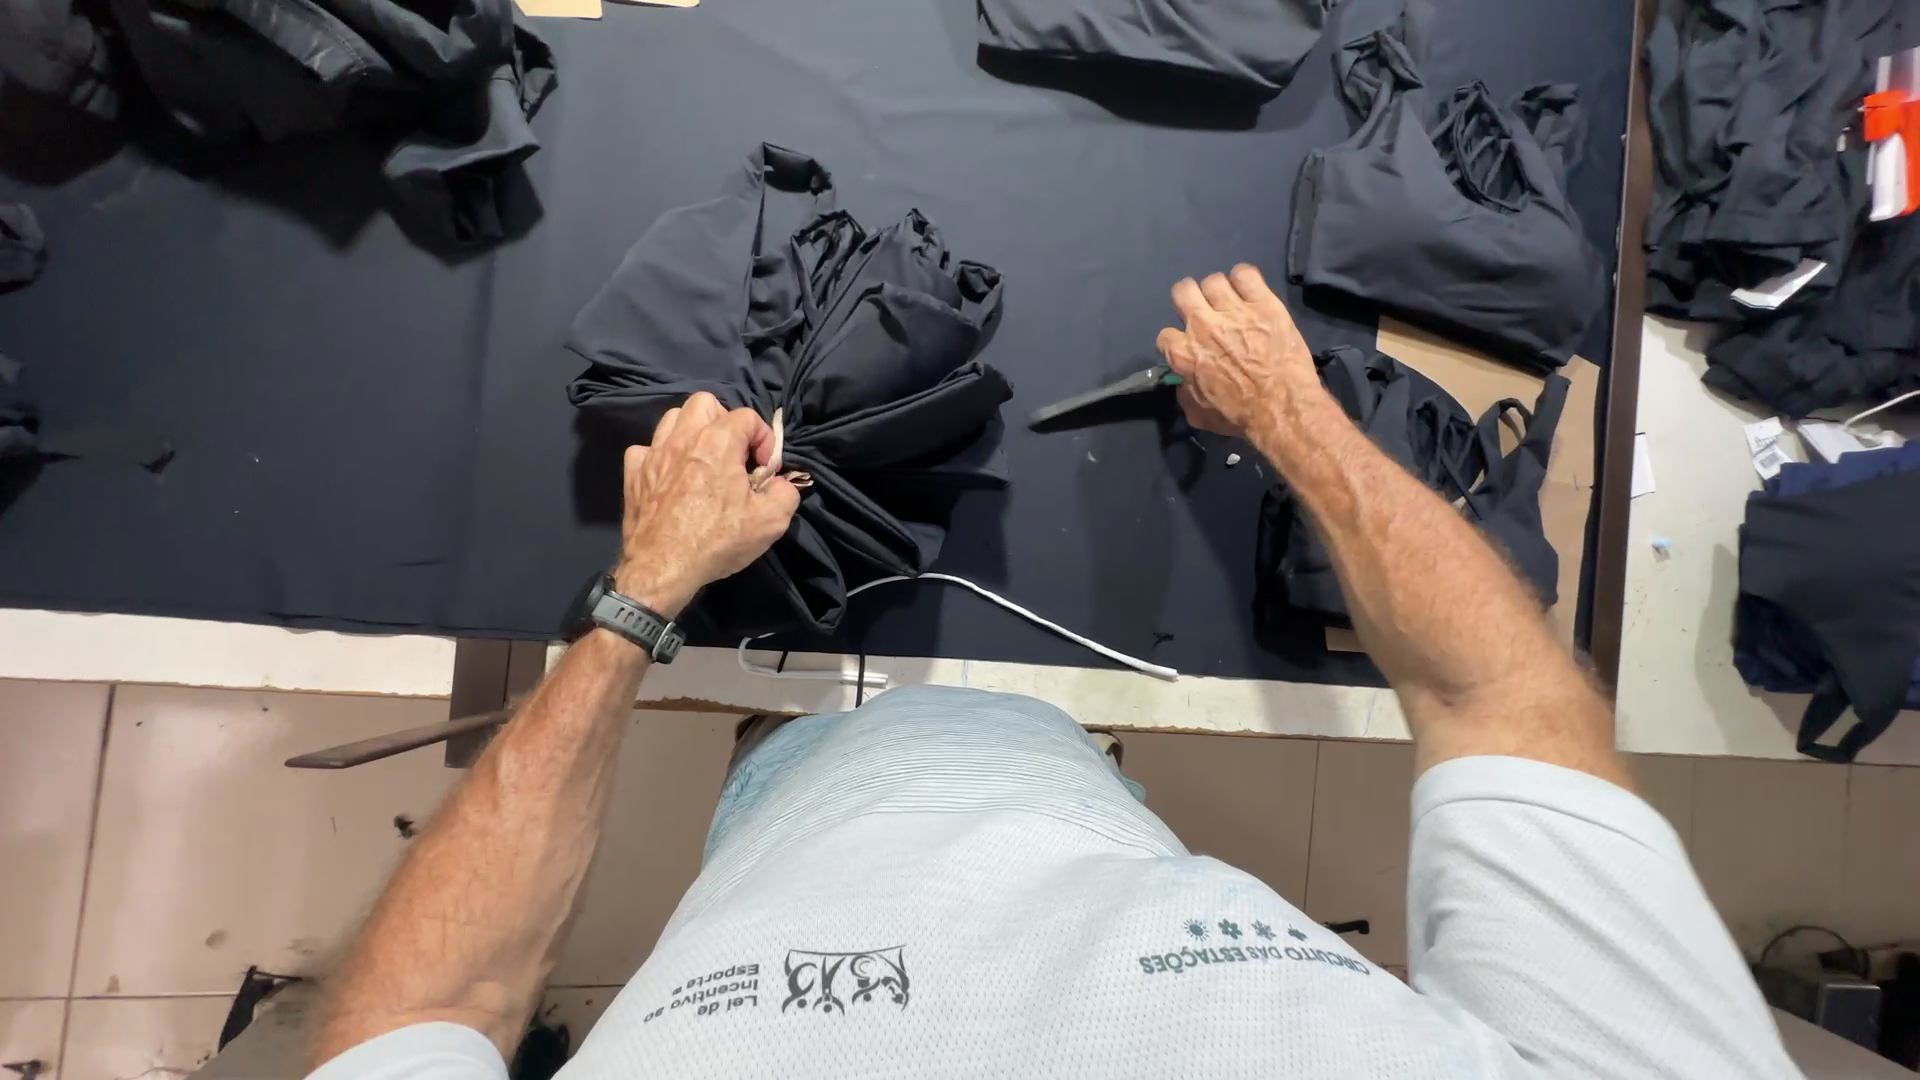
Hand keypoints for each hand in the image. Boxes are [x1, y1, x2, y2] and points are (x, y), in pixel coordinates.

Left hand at [612, 392, 800, 617]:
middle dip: (726, 421)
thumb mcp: (772, 520)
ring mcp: (653, 454)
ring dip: (694, 432)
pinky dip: (663, 456)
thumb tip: (779, 484)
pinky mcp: (633, 475)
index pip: (747, 416)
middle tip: (735, 454)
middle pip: (705, 403)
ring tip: (705, 460)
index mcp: (718, 442)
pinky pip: (647, 449)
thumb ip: (785, 492)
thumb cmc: (718, 540)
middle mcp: (683, 438)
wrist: (664, 568)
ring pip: (673, 419)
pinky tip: (672, 477)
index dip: (764, 438)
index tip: (765, 468)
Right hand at [1155, 264, 1321, 441]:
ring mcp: (1234, 311)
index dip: (1174, 340)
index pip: (1165, 334)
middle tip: (1201, 310)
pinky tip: (1249, 292)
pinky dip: (1243, 279)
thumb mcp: (1199, 415)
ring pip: (1213, 281)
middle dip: (1188, 299)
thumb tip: (1184, 384)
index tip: (1187, 345)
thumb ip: (1185, 394)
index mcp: (1184, 354)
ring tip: (1229, 302)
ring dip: (1218, 291)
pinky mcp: (1263, 303)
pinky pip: (1246, 274)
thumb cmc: (1239, 416)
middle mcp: (1203, 326)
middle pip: (1183, 292)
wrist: (1281, 406)